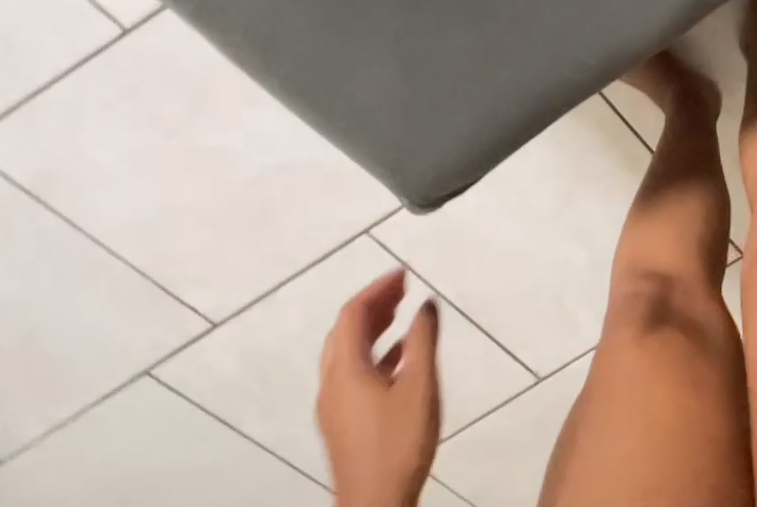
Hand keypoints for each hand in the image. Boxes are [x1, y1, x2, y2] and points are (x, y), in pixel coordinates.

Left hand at [317, 270, 440, 506]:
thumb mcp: (420, 385)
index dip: (377, 288)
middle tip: (403, 287)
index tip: (404, 272)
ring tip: (402, 312)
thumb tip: (425, 304)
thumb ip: (422, 340)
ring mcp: (334, 406)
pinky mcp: (343, 422)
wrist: (376, 504)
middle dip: (372, 304)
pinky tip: (400, 356)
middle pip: (344, 332)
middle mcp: (332, 384)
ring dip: (372, 327)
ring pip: (346, 353)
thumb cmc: (399, 441)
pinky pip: (352, 372)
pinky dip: (374, 352)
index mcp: (345, 371)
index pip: (352, 315)